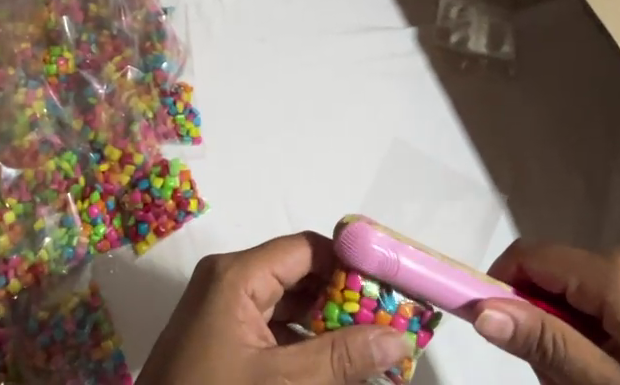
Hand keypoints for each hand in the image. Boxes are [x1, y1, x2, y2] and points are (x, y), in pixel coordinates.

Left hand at [137, 232, 417, 384]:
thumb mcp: (283, 384)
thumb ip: (342, 358)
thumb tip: (399, 336)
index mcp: (237, 275)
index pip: (307, 248)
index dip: (352, 264)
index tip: (393, 287)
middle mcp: (228, 281)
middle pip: (300, 276)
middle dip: (346, 301)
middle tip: (393, 324)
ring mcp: (222, 313)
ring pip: (289, 306)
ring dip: (328, 328)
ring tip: (375, 350)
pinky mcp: (220, 343)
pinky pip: (272, 331)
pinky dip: (304, 346)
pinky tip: (336, 368)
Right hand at [470, 239, 619, 384]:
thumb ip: (546, 344)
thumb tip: (482, 308)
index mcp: (616, 271)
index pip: (530, 258)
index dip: (498, 288)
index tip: (488, 333)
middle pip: (553, 278)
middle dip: (542, 326)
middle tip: (562, 382)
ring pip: (577, 295)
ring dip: (569, 338)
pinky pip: (607, 303)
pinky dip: (597, 337)